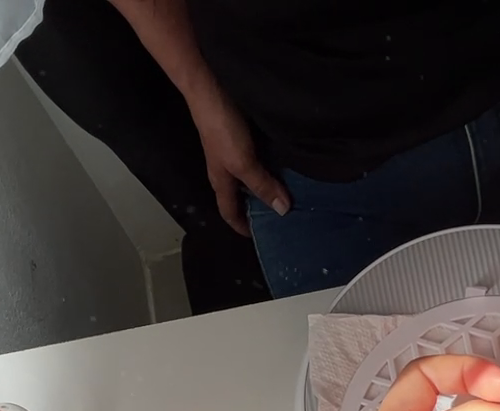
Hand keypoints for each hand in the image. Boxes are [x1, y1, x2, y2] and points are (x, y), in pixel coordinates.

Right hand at [185, 84, 288, 236]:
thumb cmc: (221, 128)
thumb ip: (262, 185)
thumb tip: (282, 210)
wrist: (210, 84)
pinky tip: (284, 161)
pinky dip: (269, 162)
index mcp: (221, 181)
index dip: (241, 226)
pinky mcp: (240, 132)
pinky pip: (257, 155)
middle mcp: (226, 168)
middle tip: (281, 213)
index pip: (229, 212)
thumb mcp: (243, 163)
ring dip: (266, 184)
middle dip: (257, 206)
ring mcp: (232, 149)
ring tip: (289, 190)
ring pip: (250, 175)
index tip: (257, 235)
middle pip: (241, 195)